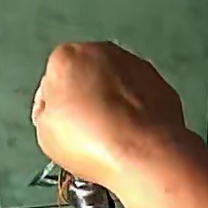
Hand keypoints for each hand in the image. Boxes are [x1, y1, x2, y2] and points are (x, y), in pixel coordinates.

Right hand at [32, 41, 189, 190]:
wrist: (145, 155)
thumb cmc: (94, 142)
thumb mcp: (45, 132)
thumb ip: (47, 111)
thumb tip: (57, 112)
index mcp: (67, 57)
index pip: (54, 82)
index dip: (57, 109)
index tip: (64, 127)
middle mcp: (104, 52)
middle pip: (89, 78)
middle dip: (89, 101)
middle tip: (90, 133)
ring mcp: (138, 67)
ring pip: (119, 87)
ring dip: (116, 105)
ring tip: (115, 138)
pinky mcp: (163, 85)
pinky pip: (144, 99)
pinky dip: (140, 113)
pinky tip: (136, 136)